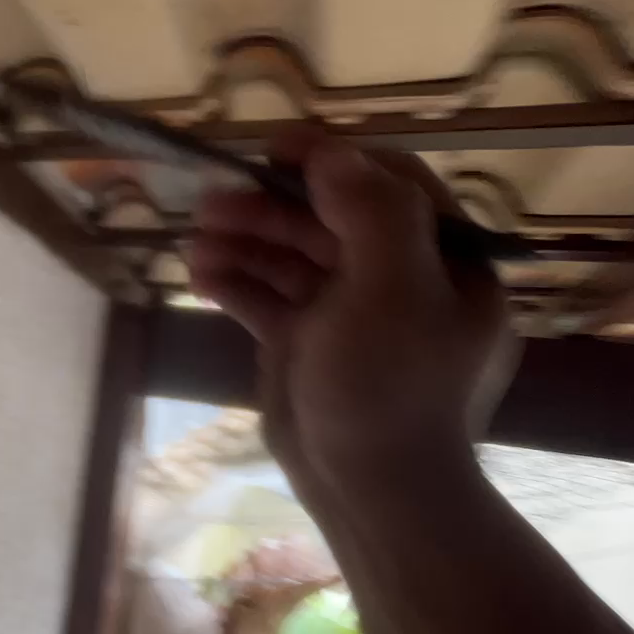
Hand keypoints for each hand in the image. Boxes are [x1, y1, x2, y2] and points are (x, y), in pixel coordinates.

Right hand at [182, 125, 517, 495]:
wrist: (368, 484)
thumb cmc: (389, 388)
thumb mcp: (392, 294)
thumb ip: (371, 216)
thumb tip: (332, 154)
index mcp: (439, 258)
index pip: (386, 186)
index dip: (329, 161)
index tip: (270, 150)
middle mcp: (394, 277)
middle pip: (325, 221)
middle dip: (267, 210)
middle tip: (209, 204)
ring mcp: (345, 312)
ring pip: (288, 260)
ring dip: (241, 246)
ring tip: (193, 246)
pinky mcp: (305, 343)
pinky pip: (267, 299)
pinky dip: (235, 286)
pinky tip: (200, 280)